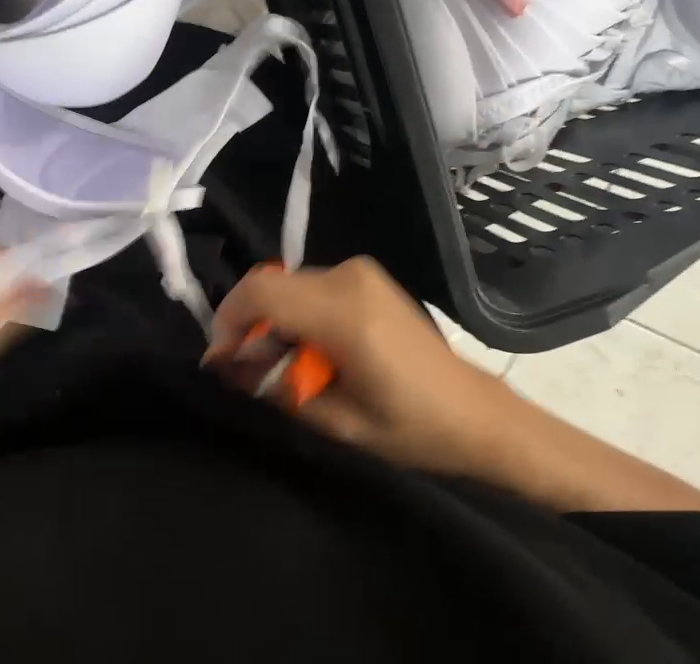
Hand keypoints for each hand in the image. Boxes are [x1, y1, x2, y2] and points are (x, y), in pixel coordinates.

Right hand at [205, 258, 521, 477]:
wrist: (476, 414)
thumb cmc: (413, 428)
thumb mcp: (338, 424)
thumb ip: (277, 389)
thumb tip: (223, 365)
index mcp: (346, 316)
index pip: (260, 293)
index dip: (229, 322)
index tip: (222, 360)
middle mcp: (350, 279)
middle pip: (267, 285)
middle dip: (247, 325)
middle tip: (251, 370)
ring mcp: (359, 271)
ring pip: (284, 284)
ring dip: (270, 320)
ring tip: (284, 365)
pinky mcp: (364, 274)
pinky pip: (306, 285)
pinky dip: (293, 312)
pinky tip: (311, 349)